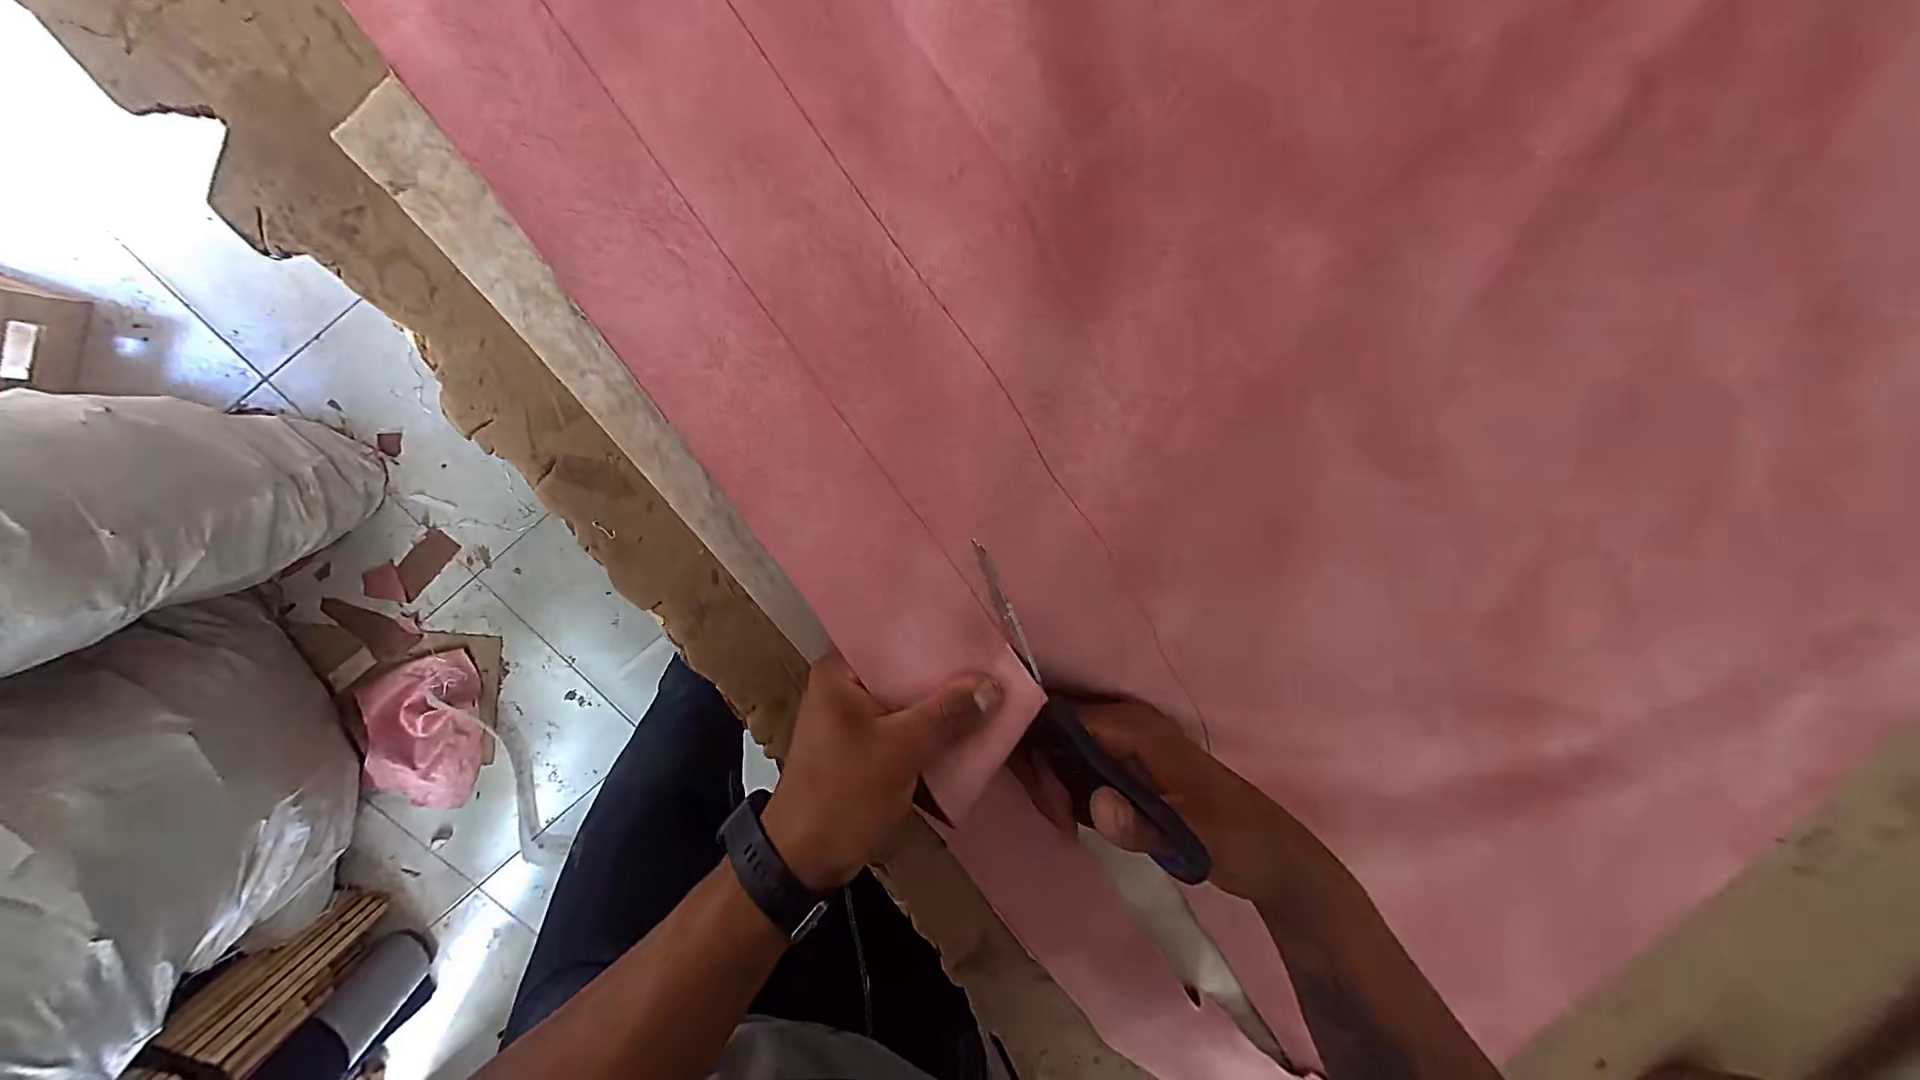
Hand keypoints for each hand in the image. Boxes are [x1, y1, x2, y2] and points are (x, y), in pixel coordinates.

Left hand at [761, 653, 999, 891]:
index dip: (933, 632)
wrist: (806, 861)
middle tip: (991, 656)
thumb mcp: (899, 751)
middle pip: (904, 667)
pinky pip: (907, 723)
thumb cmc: (842, 796)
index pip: (891, 636)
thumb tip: (992, 684)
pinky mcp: (867, 744)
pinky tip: (968, 721)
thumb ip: (946, 715)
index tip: (975, 628)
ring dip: (942, 699)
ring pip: (908, 697)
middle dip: (945, 669)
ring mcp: (856, 717)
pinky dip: (932, 725)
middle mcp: (845, 686)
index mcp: (838, 672)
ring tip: (989, 683)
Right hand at [1009, 700, 1297, 901]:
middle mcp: (1126, 725)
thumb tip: (1094, 804)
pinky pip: (1074, 762)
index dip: (1044, 755)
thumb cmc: (1237, 840)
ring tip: (1066, 825)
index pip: (1067, 720)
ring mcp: (1123, 743)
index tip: (1052, 805)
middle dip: (1041, 770)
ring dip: (1049, 782)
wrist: (1272, 856)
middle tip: (1058, 819)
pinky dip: (1062, 788)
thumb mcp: (1193, 840)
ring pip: (1060, 746)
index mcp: (1141, 728)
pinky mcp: (1123, 764)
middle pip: (1056, 729)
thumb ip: (1142, 827)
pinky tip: (1071, 820)